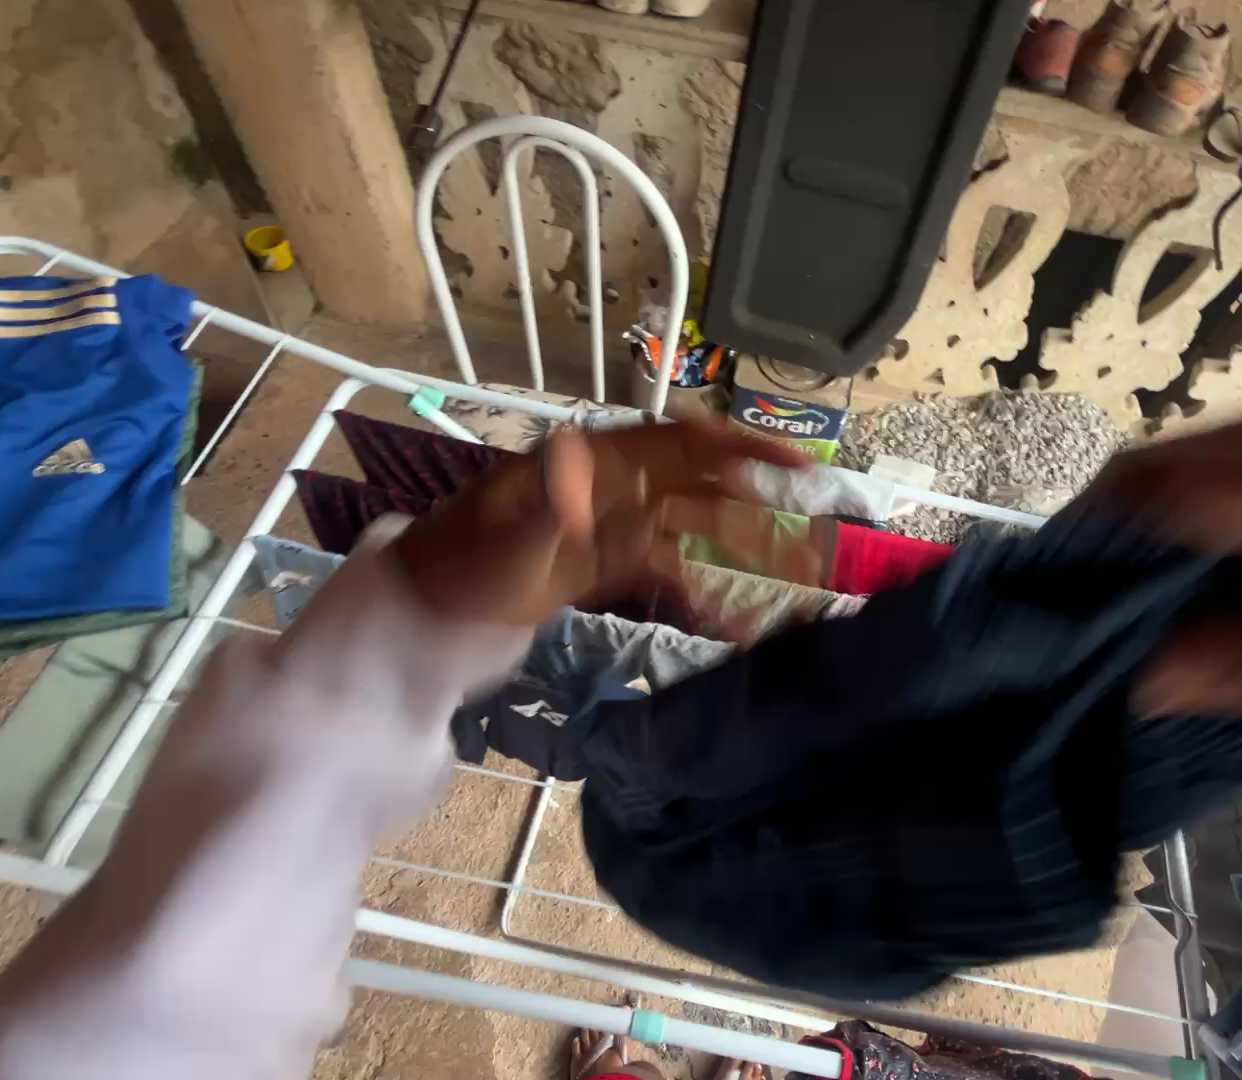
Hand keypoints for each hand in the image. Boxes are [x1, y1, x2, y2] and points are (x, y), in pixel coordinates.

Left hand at [392, 419, 810, 625]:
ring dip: (736, 546)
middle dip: (756, 498)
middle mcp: (614, 486)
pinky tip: (729, 618)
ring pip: (690, 528)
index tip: (795, 465)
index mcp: (595, 464)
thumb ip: (548, 502)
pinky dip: (698, 591)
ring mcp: (614, 526)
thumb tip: (583, 455)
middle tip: (811, 522)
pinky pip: (666, 572)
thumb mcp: (503, 538)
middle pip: (698, 482)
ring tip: (789, 572)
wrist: (430, 614)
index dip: (740, 447)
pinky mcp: (609, 565)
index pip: (681, 444)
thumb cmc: (462, 567)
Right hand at [1105, 391, 1241, 758]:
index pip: (1186, 483)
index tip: (1060, 573)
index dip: (1105, 522)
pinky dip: (1230, 482)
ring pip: (1224, 436)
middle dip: (1130, 513)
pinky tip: (1240, 535)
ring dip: (1177, 498)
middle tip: (1105, 585)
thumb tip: (1136, 674)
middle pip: (1191, 449)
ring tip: (1164, 568)